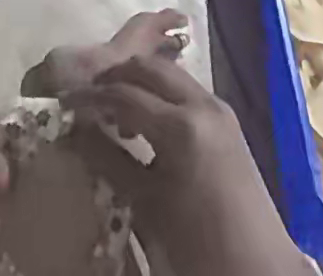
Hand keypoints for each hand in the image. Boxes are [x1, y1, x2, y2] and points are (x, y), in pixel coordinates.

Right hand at [66, 57, 303, 275]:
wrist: (258, 271)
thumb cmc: (197, 244)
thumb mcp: (146, 204)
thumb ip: (109, 160)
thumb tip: (76, 131)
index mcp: (182, 125)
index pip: (123, 93)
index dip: (89, 96)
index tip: (64, 103)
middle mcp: (202, 104)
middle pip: (147, 67)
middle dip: (113, 76)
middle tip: (87, 97)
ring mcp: (218, 108)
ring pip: (167, 73)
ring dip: (136, 82)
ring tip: (112, 110)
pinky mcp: (226, 119)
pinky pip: (183, 90)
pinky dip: (157, 93)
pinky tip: (142, 121)